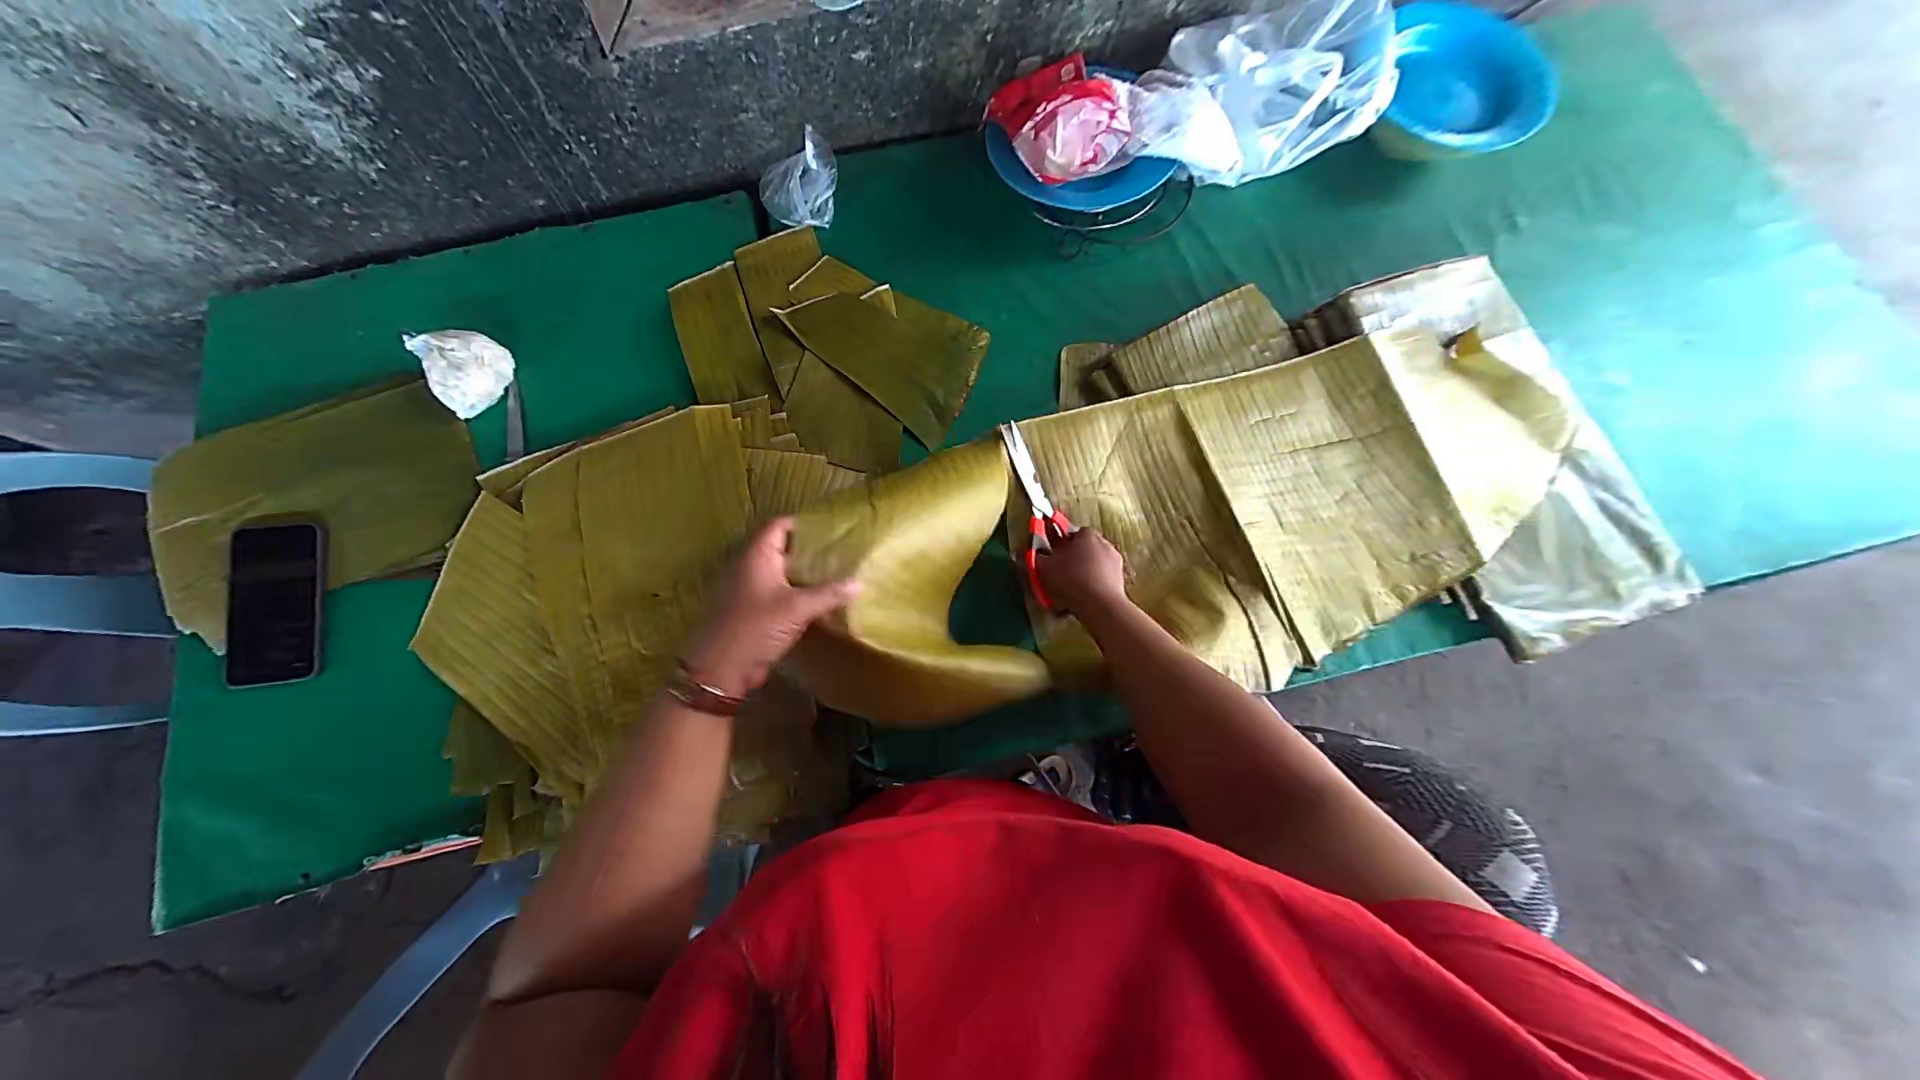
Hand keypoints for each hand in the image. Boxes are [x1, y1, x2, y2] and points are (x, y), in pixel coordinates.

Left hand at [682, 517, 859, 698]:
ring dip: (807, 576)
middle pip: (783, 549)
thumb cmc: (755, 628)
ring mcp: (750, 590)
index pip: (779, 525)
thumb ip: (829, 594)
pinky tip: (821, 603)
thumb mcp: (797, 608)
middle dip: (811, 551)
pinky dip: (799, 595)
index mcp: (756, 556)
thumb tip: (859, 583)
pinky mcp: (754, 612)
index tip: (832, 528)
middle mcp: (751, 568)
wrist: (721, 670)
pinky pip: (780, 595)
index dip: (804, 523)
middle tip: (842, 552)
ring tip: (838, 575)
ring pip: (783, 574)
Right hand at [1035, 528, 1129, 616]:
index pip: (1072, 533)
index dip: (1061, 544)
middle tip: (1060, 572)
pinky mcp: (1120, 580)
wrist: (1100, 605)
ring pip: (1094, 565)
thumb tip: (1035, 553)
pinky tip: (1083, 598)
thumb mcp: (1045, 567)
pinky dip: (1093, 586)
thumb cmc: (1071, 579)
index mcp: (1087, 535)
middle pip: (1085, 548)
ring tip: (1070, 589)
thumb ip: (1037, 556)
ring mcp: (1115, 563)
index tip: (1053, 556)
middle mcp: (1105, 544)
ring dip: (1084, 573)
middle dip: (1074, 559)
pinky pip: (1102, 580)